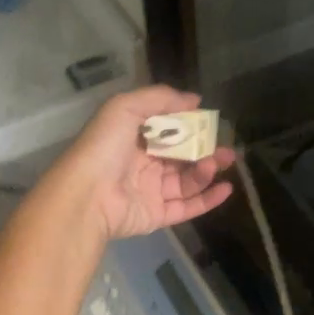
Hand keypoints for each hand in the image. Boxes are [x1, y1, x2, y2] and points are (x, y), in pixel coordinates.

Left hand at [58, 85, 236, 240]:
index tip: (211, 121)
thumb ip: (160, 98)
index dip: (189, 125)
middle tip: (227, 149)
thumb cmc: (103, 147)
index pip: (166, 129)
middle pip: (180, 156)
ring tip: (220, 163)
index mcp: (131, 138)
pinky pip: (187, 207)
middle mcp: (141, 164)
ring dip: (206, 171)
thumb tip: (194, 100)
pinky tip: (226, 189)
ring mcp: (149, 191)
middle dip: (205, 151)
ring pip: (186, 181)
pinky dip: (208, 199)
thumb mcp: (125, 107)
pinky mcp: (156, 216)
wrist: (87, 196)